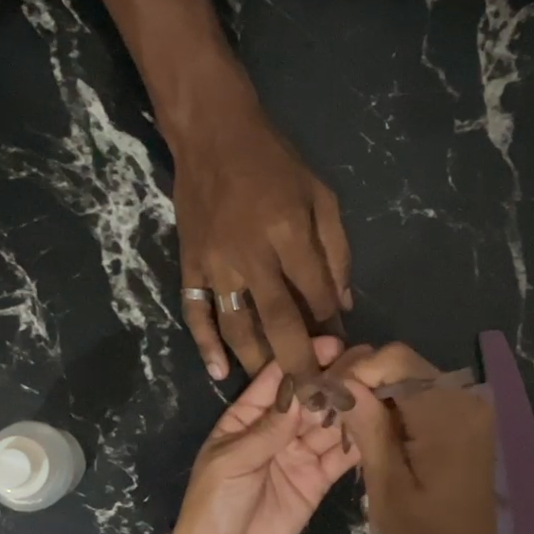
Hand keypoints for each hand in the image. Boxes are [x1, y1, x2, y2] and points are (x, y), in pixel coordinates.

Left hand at [167, 337, 359, 533]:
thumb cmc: (213, 502)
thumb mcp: (233, 461)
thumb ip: (269, 429)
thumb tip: (301, 392)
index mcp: (246, 417)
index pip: (277, 381)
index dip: (302, 362)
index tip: (331, 344)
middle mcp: (276, 430)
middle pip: (309, 399)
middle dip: (334, 381)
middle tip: (365, 362)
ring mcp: (298, 454)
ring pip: (328, 423)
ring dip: (350, 407)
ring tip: (377, 385)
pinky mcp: (317, 480)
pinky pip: (339, 456)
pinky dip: (357, 442)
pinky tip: (377, 424)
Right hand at [172, 100, 350, 386]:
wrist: (212, 134)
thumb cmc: (274, 162)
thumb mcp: (320, 194)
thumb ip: (335, 250)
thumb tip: (343, 304)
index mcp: (289, 232)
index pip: (317, 296)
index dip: (331, 329)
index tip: (342, 355)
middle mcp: (251, 255)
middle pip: (278, 323)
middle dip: (299, 365)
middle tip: (312, 399)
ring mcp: (216, 264)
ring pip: (236, 327)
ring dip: (256, 364)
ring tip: (274, 391)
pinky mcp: (190, 265)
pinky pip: (195, 312)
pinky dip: (204, 345)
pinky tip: (219, 372)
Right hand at [337, 343, 500, 533]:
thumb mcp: (385, 484)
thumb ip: (366, 426)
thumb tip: (338, 382)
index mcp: (450, 415)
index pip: (395, 359)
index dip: (356, 372)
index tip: (327, 400)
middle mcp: (468, 402)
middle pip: (404, 365)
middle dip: (362, 381)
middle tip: (328, 411)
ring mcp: (471, 413)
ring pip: (410, 378)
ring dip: (375, 394)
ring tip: (344, 423)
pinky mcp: (466, 426)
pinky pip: (423, 398)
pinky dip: (394, 407)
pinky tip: (371, 432)